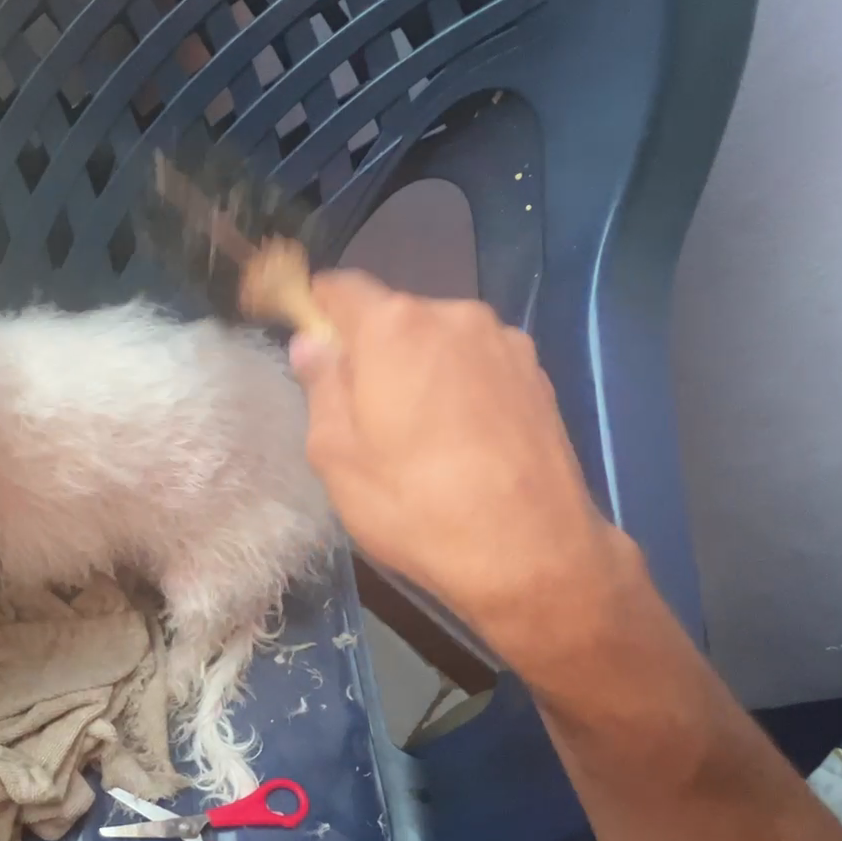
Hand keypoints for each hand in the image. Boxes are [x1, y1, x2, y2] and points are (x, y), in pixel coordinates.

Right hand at [291, 271, 641, 676]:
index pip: (340, 287)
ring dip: (414, 367)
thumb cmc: (413, 504)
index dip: (314, 306)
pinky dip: (455, 384)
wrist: (532, 554)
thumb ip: (320, 386)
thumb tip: (311, 343)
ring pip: (436, 339)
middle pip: (391, 315)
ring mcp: (503, 342)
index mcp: (394, 328)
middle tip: (357, 409)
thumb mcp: (336, 455)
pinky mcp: (537, 373)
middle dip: (367, 348)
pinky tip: (459, 438)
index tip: (304, 339)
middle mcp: (453, 316)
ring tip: (413, 432)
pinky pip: (474, 362)